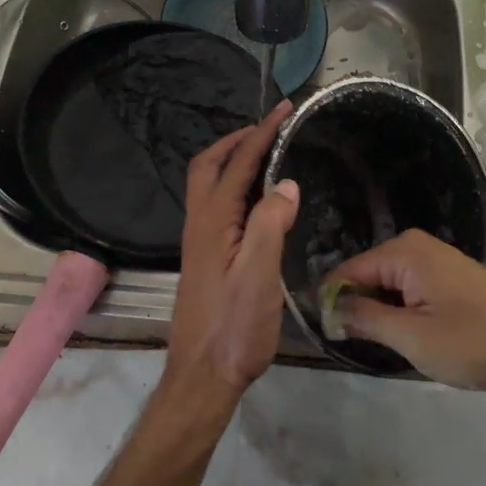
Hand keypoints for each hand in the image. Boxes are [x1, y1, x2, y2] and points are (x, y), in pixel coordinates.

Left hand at [162, 101, 299, 412]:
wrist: (203, 375)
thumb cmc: (234, 327)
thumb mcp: (259, 276)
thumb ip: (271, 225)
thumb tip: (286, 182)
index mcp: (212, 222)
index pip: (236, 164)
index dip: (260, 133)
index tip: (283, 109)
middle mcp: (199, 224)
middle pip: (208, 165)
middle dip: (237, 140)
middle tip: (269, 128)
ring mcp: (200, 242)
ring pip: (209, 185)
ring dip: (234, 160)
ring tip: (267, 153)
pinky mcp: (206, 258)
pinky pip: (218, 204)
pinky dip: (236, 185)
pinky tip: (259, 200)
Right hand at [327, 229, 485, 391]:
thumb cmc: (472, 342)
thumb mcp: (412, 337)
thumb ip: (366, 319)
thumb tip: (330, 307)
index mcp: (403, 250)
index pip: (348, 271)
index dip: (331, 302)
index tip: (322, 333)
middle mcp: (417, 244)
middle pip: (368, 274)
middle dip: (358, 307)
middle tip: (354, 346)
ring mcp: (437, 259)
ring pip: (390, 284)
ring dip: (383, 312)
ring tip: (382, 345)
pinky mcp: (451, 276)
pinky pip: (411, 288)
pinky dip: (404, 310)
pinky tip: (411, 336)